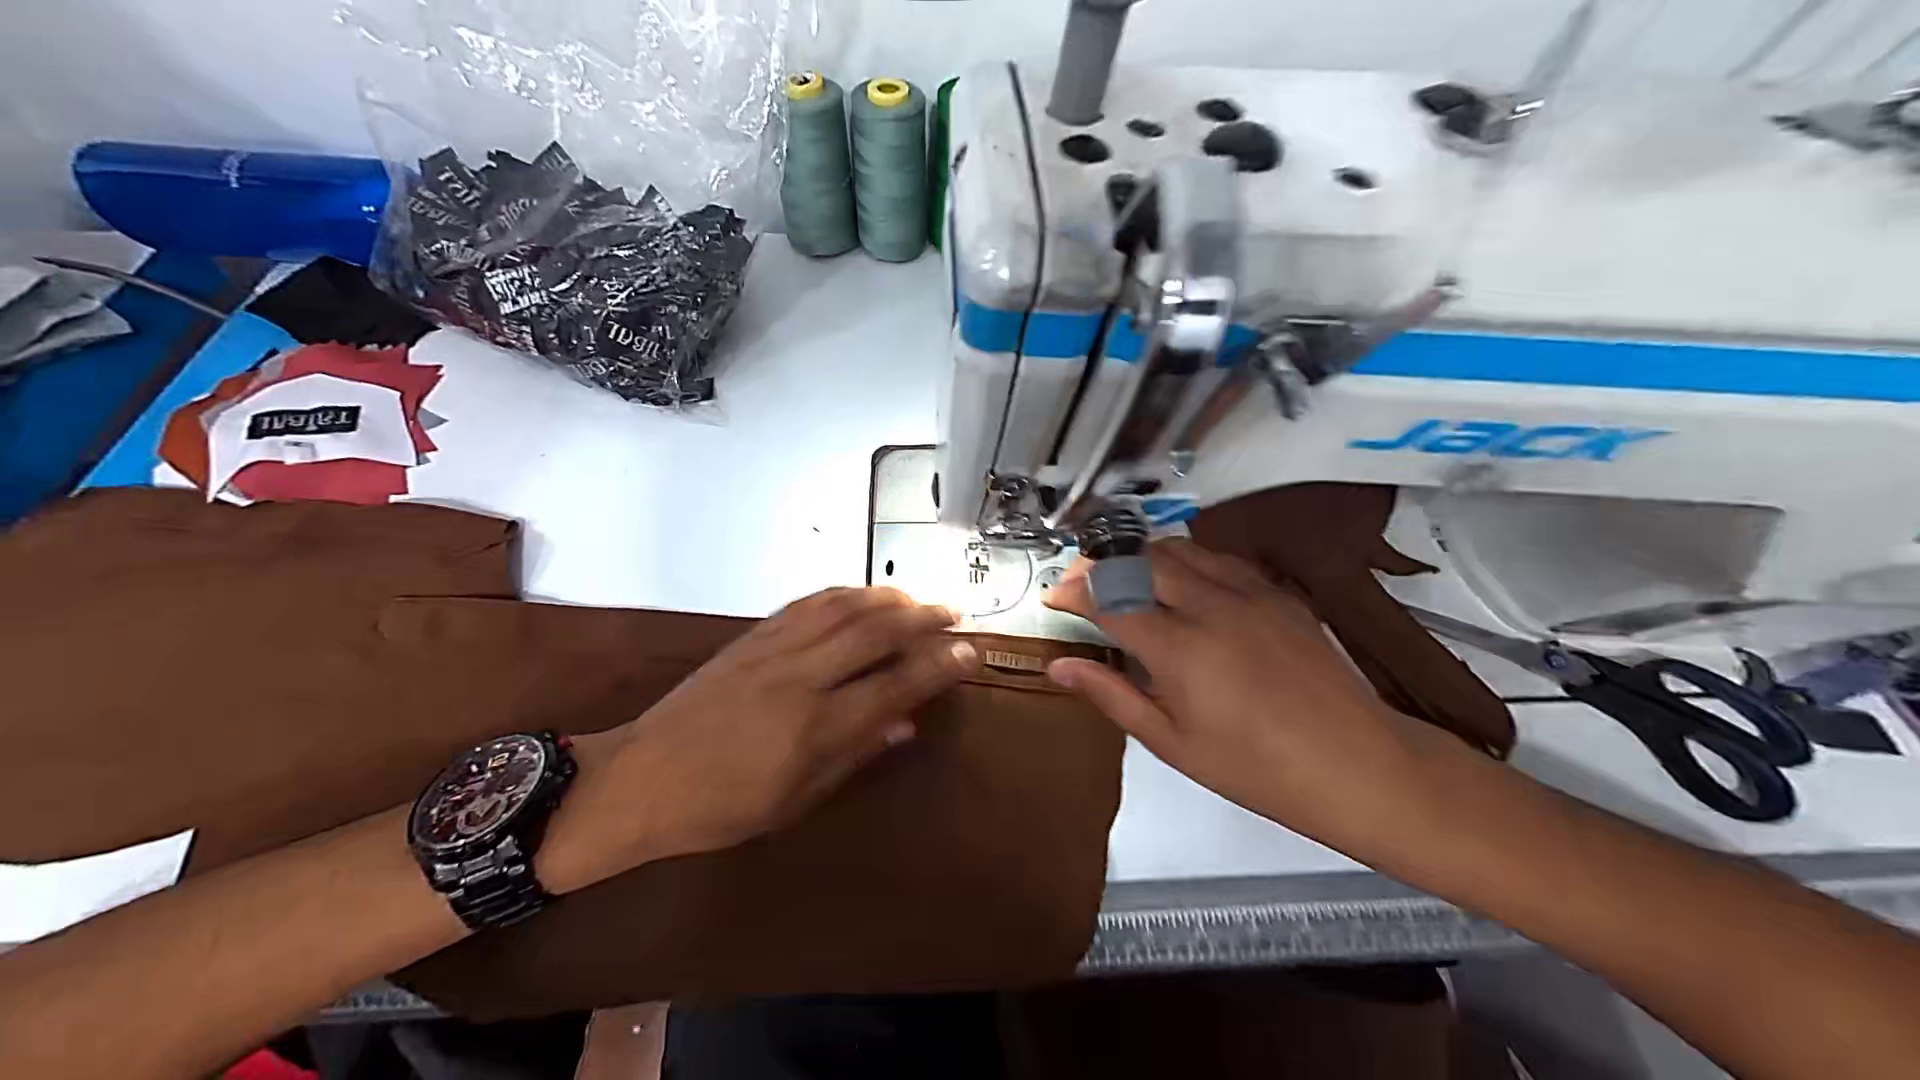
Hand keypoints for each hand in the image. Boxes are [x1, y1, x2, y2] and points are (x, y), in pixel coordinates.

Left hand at [540, 587, 978, 889]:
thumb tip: (906, 725)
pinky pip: (806, 604)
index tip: (969, 653)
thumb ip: (855, 755)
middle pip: (875, 633)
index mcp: (815, 728)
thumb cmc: (722, 807)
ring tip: (916, 598)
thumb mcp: (795, 800)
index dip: (938, 666)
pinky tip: (860, 594)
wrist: (641, 778)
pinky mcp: (751, 637)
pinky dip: (843, 594)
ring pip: (843, 608)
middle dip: (921, 619)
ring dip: (886, 597)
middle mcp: (800, 678)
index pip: (894, 686)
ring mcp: (773, 650)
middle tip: (952, 614)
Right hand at [1042, 540, 1483, 854]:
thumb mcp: (1171, 742)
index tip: (1055, 599)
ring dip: (1141, 555)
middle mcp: (1210, 607)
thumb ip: (1111, 695)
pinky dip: (1186, 559)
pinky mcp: (1278, 594)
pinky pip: (1220, 558)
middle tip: (1081, 582)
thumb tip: (1061, 667)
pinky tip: (1182, 579)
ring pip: (1180, 549)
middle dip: (1100, 564)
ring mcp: (1249, 594)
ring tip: (1123, 574)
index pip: (1108, 599)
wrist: (1356, 764)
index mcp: (1178, 648)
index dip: (1072, 593)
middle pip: (1139, 561)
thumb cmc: (1256, 768)